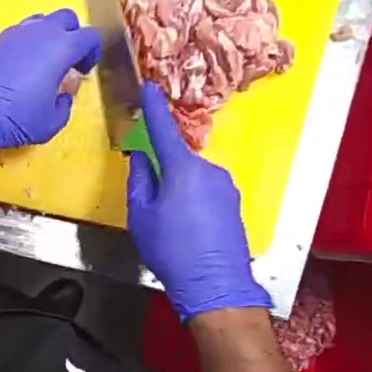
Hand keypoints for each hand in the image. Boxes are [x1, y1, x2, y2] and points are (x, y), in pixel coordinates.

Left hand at [0, 8, 100, 166]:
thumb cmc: (16, 120)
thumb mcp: (51, 122)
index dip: (92, 53)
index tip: (82, 71)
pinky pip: (18, 35)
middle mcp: (39, 32)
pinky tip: (18, 69)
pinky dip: (24, 45)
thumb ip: (65, 104)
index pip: (90, 36)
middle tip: (66, 61)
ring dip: (47, 37)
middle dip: (71, 36)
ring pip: (40, 22)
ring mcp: (14, 33)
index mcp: (61, 47)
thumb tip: (63, 94)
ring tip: (41, 63)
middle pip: (66, 19)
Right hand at [127, 82, 271, 318]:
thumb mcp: (141, 216)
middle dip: (161, 172)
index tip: (149, 89)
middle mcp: (209, 171)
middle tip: (147, 202)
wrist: (214, 283)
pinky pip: (204, 193)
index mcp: (183, 169)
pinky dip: (189, 203)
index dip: (153, 110)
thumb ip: (139, 182)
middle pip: (178, 160)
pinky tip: (182, 229)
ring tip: (165, 224)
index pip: (164, 131)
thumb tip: (141, 160)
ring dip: (175, 191)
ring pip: (191, 178)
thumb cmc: (172, 249)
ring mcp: (225, 187)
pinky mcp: (232, 204)